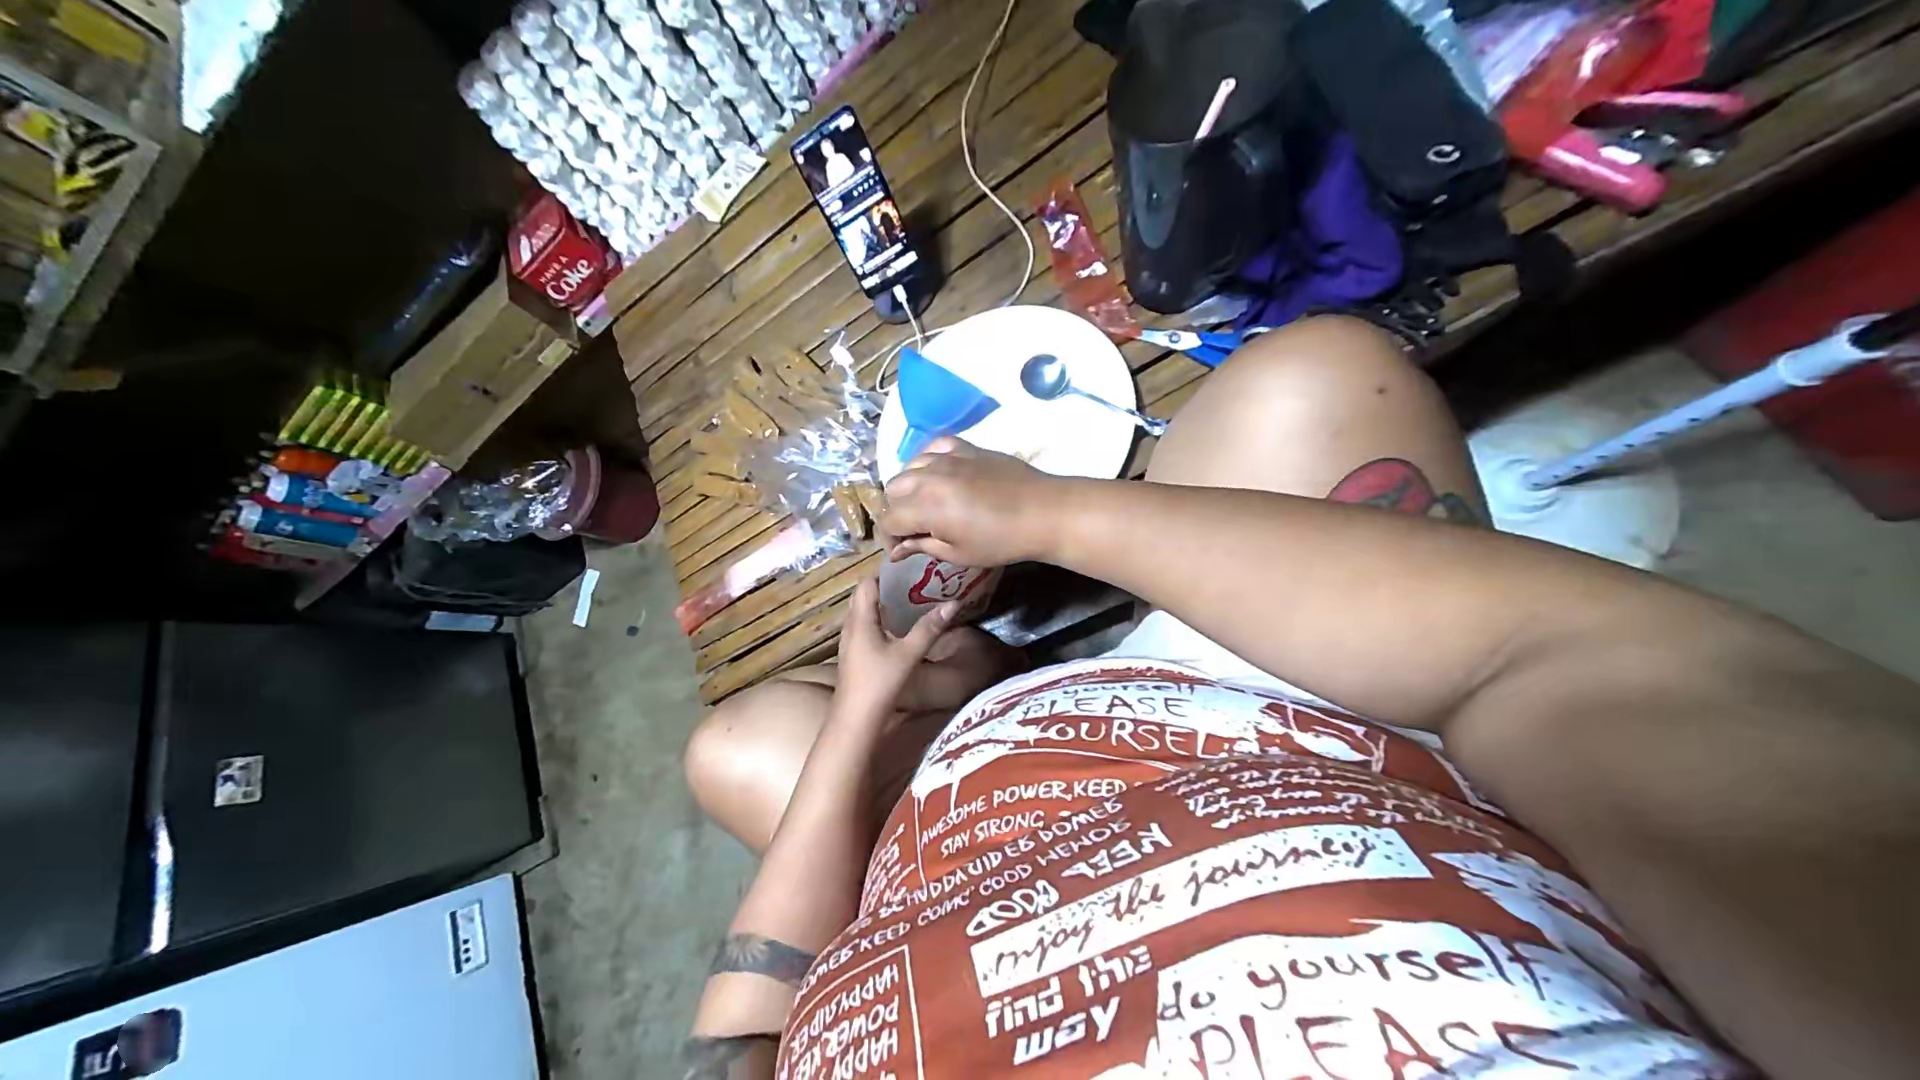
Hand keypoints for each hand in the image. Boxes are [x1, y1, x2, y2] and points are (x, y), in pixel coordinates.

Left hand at [832, 576, 958, 726]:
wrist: (855, 719)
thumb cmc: (879, 683)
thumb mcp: (908, 654)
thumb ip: (930, 628)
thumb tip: (954, 603)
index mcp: (860, 619)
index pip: (867, 583)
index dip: (886, 573)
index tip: (910, 571)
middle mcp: (851, 626)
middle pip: (865, 595)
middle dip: (887, 587)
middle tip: (914, 583)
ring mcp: (850, 642)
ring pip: (864, 612)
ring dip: (884, 604)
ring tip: (911, 601)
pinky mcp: (854, 655)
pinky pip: (865, 627)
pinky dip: (881, 620)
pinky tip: (900, 629)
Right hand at [880, 438, 1068, 565]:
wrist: (1042, 512)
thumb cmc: (1001, 541)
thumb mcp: (958, 553)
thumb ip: (923, 546)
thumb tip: (898, 550)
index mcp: (925, 507)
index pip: (889, 520)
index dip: (890, 538)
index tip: (901, 551)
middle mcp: (929, 477)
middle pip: (893, 491)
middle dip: (898, 512)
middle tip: (916, 530)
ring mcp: (947, 458)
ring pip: (909, 467)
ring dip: (910, 487)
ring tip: (926, 503)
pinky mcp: (966, 448)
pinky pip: (934, 447)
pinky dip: (929, 461)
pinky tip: (939, 475)